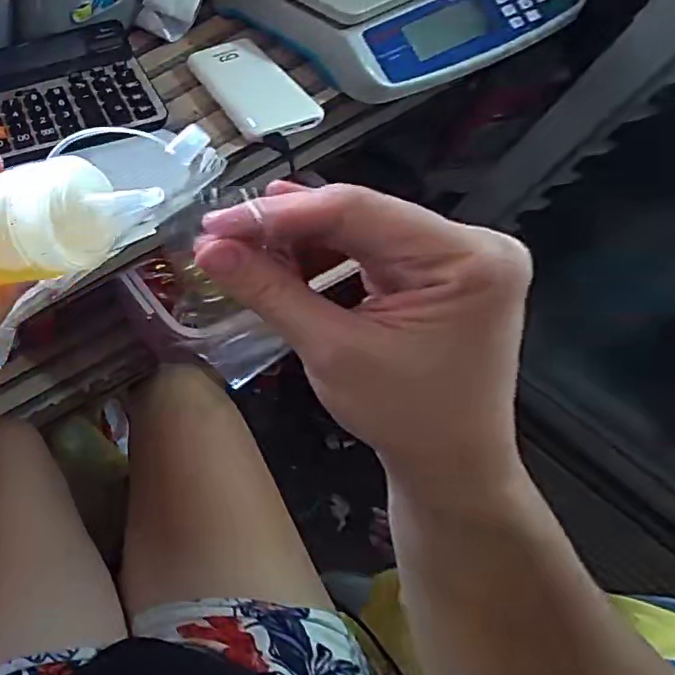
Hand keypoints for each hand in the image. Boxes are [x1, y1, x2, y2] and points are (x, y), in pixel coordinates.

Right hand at [194, 182, 531, 495]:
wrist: (451, 464)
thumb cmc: (403, 416)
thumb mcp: (330, 351)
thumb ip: (269, 292)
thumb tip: (208, 251)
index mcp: (464, 257)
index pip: (355, 210)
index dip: (276, 213)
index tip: (215, 224)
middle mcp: (467, 242)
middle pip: (354, 213)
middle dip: (280, 225)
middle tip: (216, 234)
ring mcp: (450, 254)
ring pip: (352, 227)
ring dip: (292, 239)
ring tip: (237, 248)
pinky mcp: (429, 270)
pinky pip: (361, 248)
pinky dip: (314, 256)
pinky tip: (275, 260)